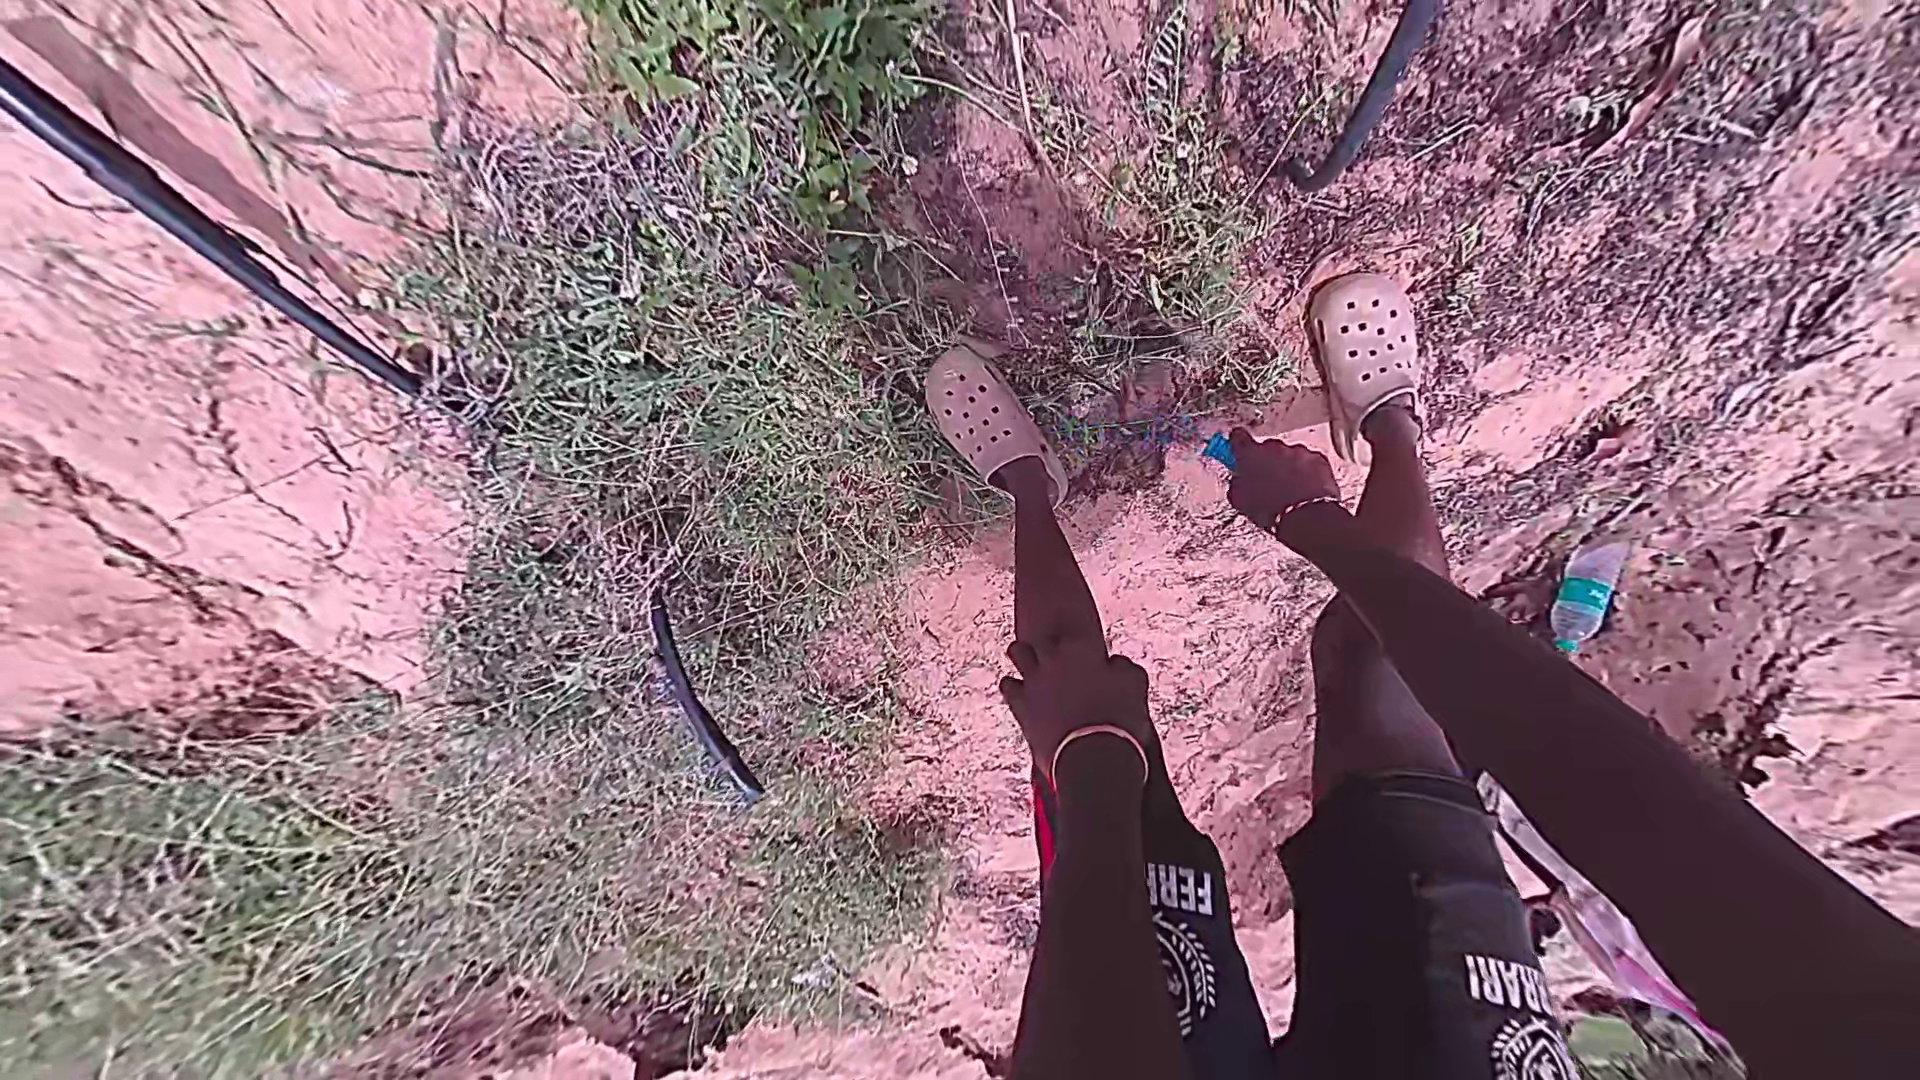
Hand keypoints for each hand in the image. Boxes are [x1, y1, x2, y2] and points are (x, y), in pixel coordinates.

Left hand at [999, 638, 1153, 774]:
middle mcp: (1054, 657)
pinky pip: (1007, 684)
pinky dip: (1013, 686)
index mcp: (1082, 648)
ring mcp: (1033, 679)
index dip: (1079, 647)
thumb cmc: (1120, 720)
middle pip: (1043, 640)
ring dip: (1023, 655)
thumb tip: (1115, 662)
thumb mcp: (1135, 685)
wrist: (1094, 756)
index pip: (1074, 634)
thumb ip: (1123, 666)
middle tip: (1056, 660)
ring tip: (1030, 663)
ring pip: (1018, 651)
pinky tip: (1019, 691)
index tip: (1084, 658)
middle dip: (1049, 648)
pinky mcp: (1020, 703)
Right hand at [1226, 427, 1339, 531]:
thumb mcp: (1240, 500)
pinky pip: (1308, 461)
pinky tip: (1301, 488)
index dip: (1236, 443)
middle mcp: (1274, 448)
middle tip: (1264, 480)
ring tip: (1285, 489)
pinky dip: (1305, 471)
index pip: (1238, 438)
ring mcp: (1298, 452)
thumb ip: (1236, 483)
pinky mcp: (1318, 459)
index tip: (1236, 448)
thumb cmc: (1273, 510)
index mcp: (1251, 455)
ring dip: (1285, 466)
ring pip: (1288, 455)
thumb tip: (1237, 480)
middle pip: (1266, 447)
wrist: (1306, 517)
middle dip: (1264, 460)